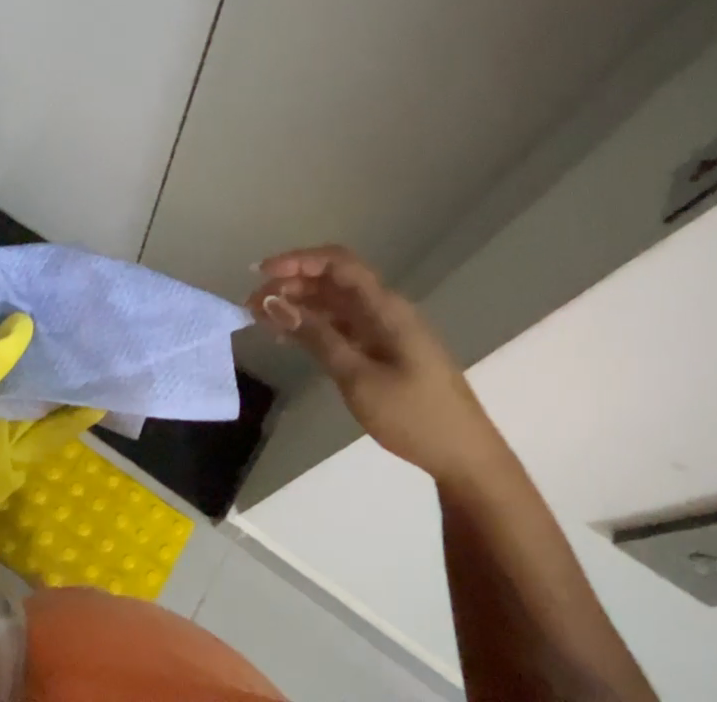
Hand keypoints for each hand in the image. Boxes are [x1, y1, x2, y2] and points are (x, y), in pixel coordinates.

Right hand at [248, 245, 479, 477]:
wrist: (464, 456)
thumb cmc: (414, 416)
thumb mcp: (358, 378)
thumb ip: (316, 336)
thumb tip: (275, 301)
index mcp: (386, 307)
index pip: (338, 263)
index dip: (298, 260)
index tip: (260, 273)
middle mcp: (386, 310)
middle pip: (334, 280)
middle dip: (291, 284)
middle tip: (252, 306)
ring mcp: (386, 331)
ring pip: (336, 303)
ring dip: (300, 304)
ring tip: (263, 319)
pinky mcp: (385, 351)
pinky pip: (344, 325)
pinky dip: (315, 326)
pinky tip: (290, 337)